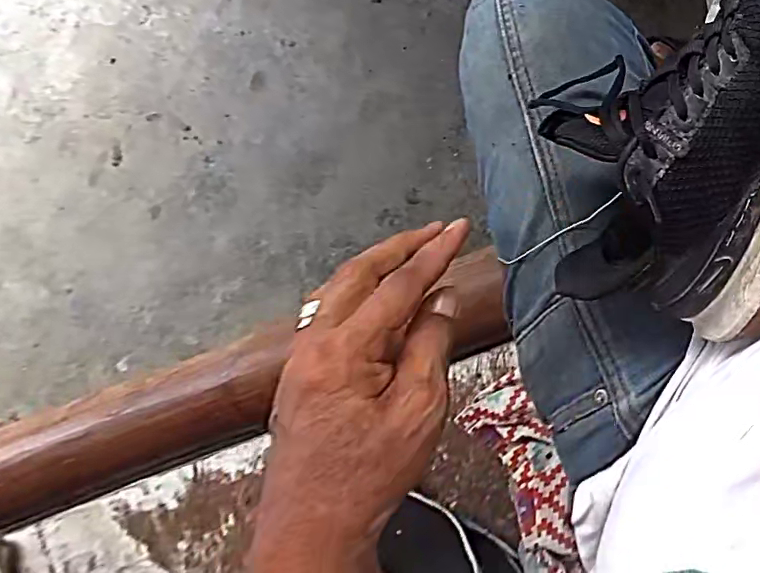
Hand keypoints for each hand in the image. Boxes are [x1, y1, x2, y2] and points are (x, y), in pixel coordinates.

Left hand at [248, 220, 470, 572]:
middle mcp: (312, 351)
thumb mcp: (419, 406)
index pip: (398, 285)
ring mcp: (302, 364)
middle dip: (400, 246)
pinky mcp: (303, 378)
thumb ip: (431, 342)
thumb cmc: (368, 474)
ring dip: (380, 265)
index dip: (434, 252)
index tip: (457, 228)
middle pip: (355, 275)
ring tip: (416, 252)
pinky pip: (333, 313)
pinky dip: (365, 290)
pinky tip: (387, 296)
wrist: (312, 532)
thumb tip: (442, 299)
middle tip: (436, 230)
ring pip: (338, 291)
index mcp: (341, 354)